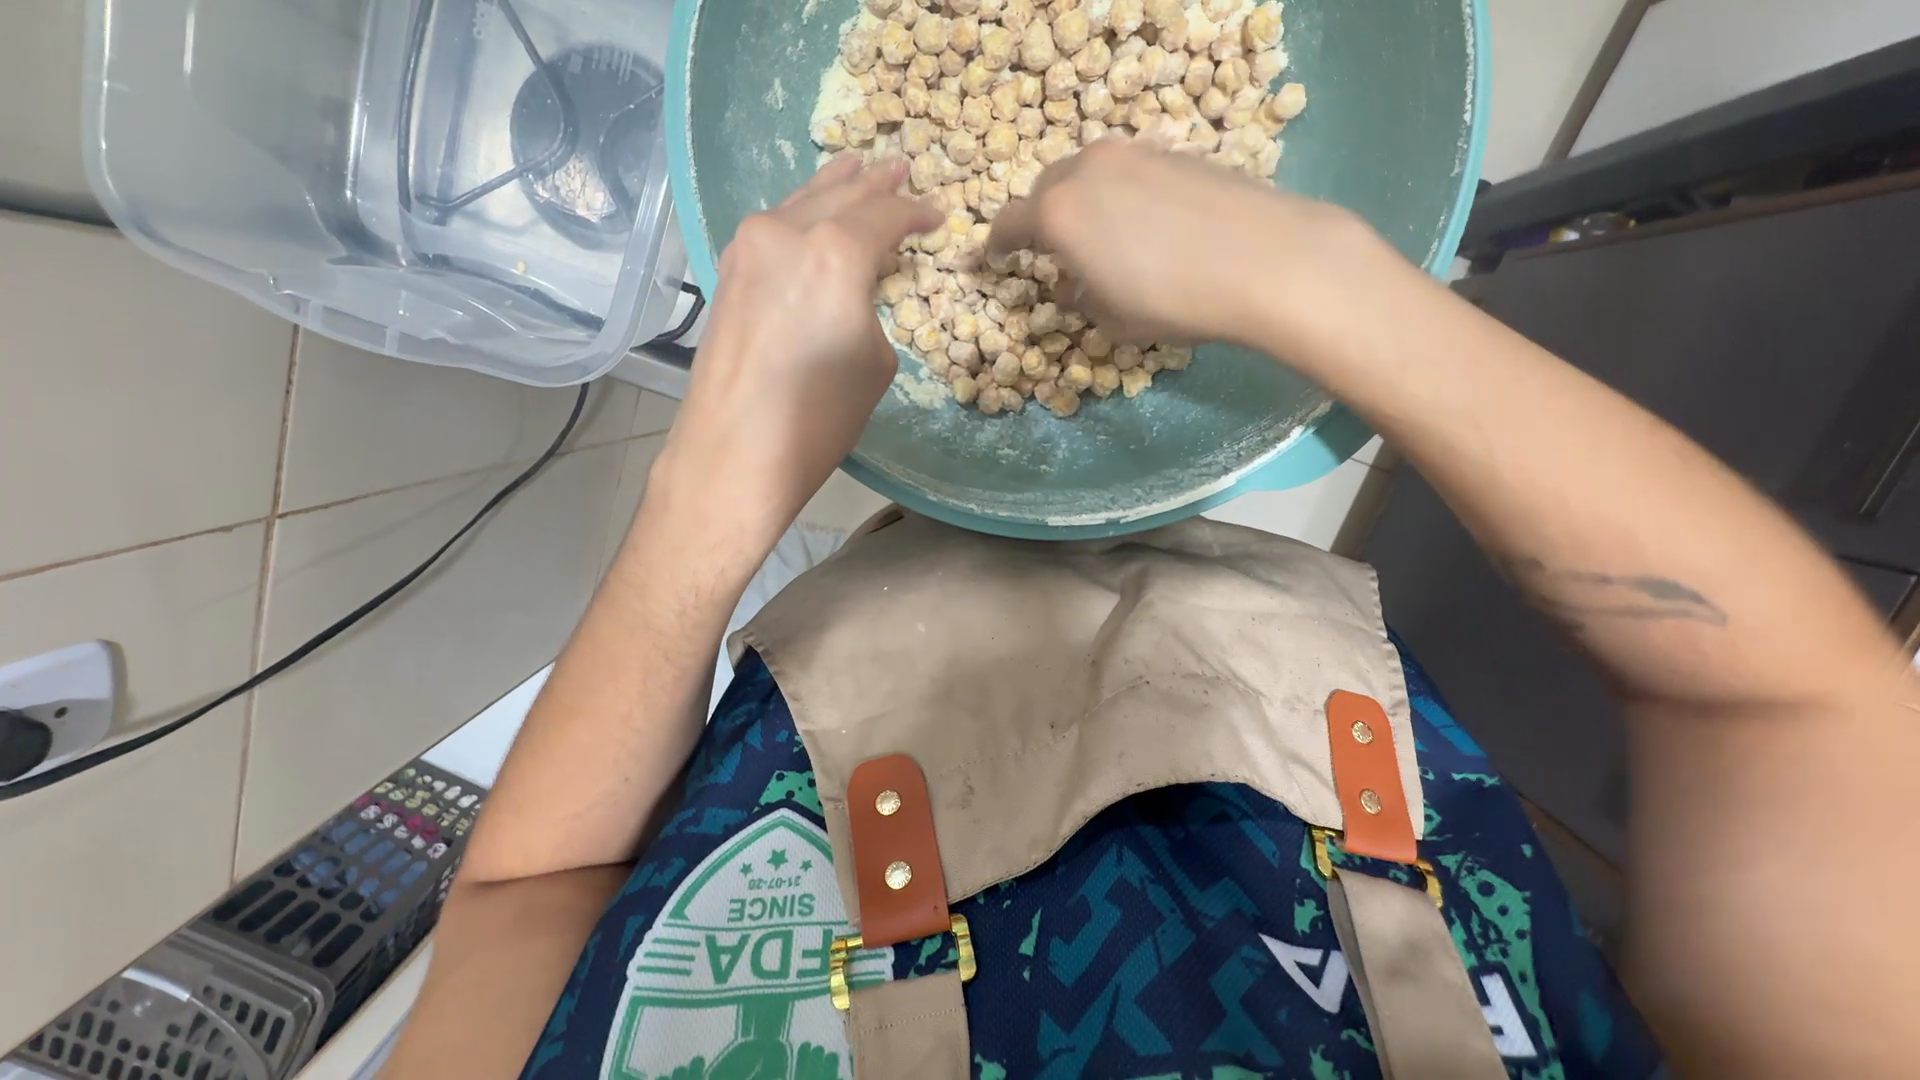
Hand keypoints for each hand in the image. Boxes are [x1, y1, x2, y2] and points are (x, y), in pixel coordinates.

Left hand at [649, 157, 939, 553]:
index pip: (886, 215)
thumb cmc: (818, 416)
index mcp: (837, 252)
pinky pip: (775, 225)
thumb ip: (872, 308)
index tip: (936, 215)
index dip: (916, 213)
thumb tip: (855, 293)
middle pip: (841, 195)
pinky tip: (812, 210)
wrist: (734, 451)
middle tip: (899, 164)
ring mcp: (750, 247)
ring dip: (834, 187)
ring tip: (857, 165)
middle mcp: (788, 232)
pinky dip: (802, 213)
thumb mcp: (875, 362)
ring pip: (801, 202)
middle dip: (874, 183)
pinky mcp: (729, 270)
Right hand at [987, 139, 1393, 352]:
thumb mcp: (1114, 319)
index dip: (997, 246)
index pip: (1008, 224)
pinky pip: (1128, 173)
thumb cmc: (1174, 300)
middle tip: (1054, 254)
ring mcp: (1134, 154)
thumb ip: (1082, 301)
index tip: (994, 259)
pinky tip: (1147, 228)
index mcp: (1058, 213)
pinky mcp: (1174, 152)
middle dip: (1042, 221)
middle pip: (1046, 190)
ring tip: (1102, 241)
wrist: (1266, 260)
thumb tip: (1075, 290)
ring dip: (1083, 205)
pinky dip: (1121, 197)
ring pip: (1089, 175)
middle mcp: (1087, 170)